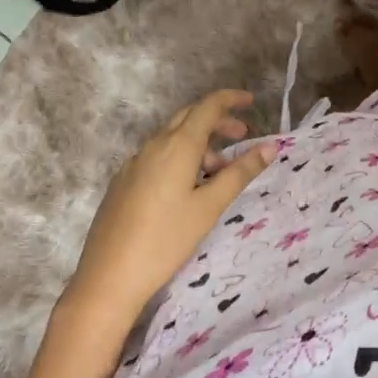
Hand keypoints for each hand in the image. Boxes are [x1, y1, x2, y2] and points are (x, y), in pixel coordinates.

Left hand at [65, 90, 274, 323]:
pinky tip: (186, 189)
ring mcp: (134, 163)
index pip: (207, 106)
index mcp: (177, 145)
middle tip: (242, 133)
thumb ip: (240, 173)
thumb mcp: (209, 207)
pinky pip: (157, 156)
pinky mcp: (123, 182)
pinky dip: (179, 158)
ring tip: (218, 173)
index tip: (251, 101)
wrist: (107, 278)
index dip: (230, 99)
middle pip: (189, 117)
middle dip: (217, 120)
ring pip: (172, 139)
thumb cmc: (165, 240)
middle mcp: (153, 145)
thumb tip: (269, 147)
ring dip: (199, 144)